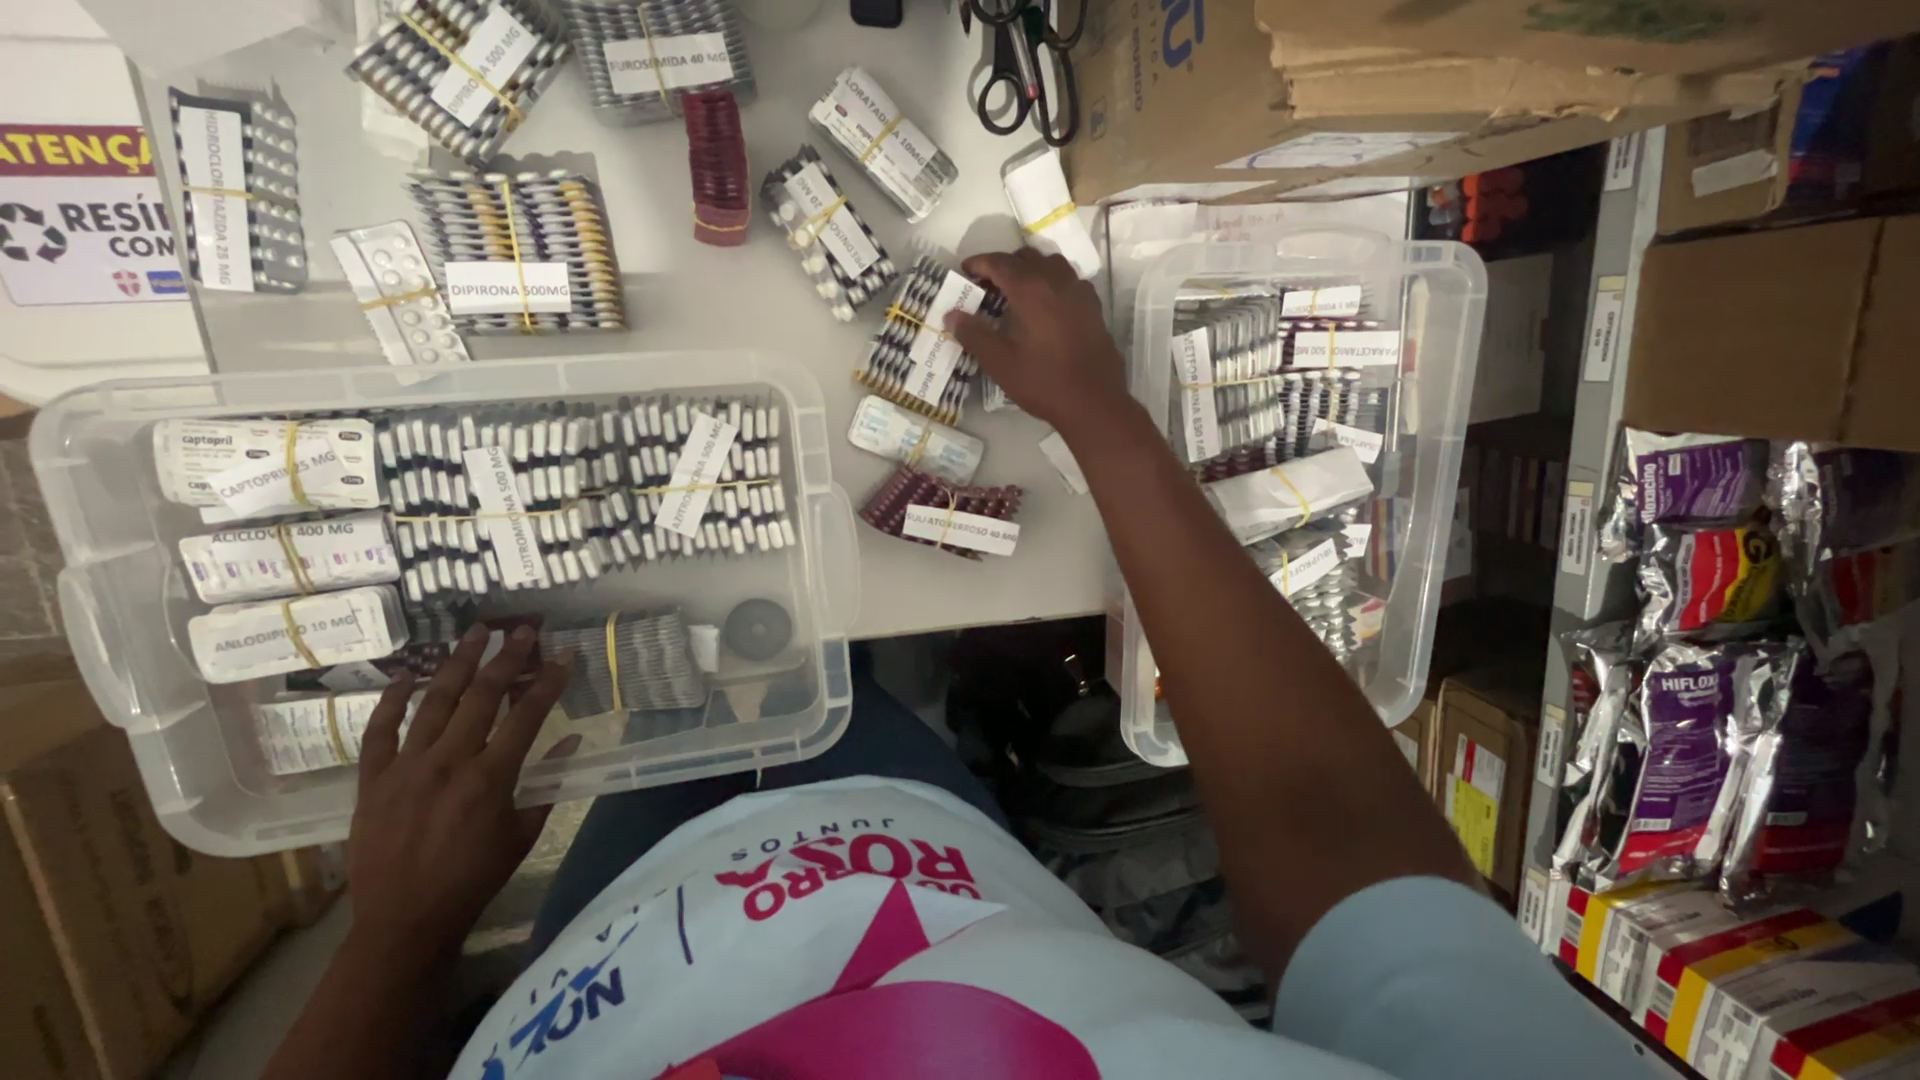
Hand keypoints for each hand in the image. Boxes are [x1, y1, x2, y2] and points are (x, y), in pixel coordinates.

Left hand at [345, 624, 574, 966]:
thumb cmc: (474, 878)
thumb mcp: (524, 833)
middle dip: (506, 658)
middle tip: (522, 630)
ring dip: (456, 664)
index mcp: (490, 778)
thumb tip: (572, 741)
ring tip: (473, 634)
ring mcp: (406, 768)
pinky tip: (407, 677)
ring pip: (434, 702)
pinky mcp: (373, 781)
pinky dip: (392, 701)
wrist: (404, 920)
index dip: (548, 682)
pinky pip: (380, 732)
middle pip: (482, 696)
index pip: (526, 715)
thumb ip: (548, 784)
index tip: (564, 656)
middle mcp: (448, 762)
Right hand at [945, 249, 1133, 436]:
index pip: (999, 262)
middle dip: (1004, 265)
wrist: (1093, 401)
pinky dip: (1052, 283)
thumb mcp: (1000, 362)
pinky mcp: (1094, 307)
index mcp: (1030, 289)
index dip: (979, 263)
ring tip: (1017, 293)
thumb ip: (973, 334)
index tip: (965, 271)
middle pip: (1026, 257)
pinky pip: (1069, 281)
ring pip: (1051, 265)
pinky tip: (1046, 307)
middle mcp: (1057, 280)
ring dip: (1031, 270)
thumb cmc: (1042, 382)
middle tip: (988, 285)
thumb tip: (951, 315)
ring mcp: (1079, 291)